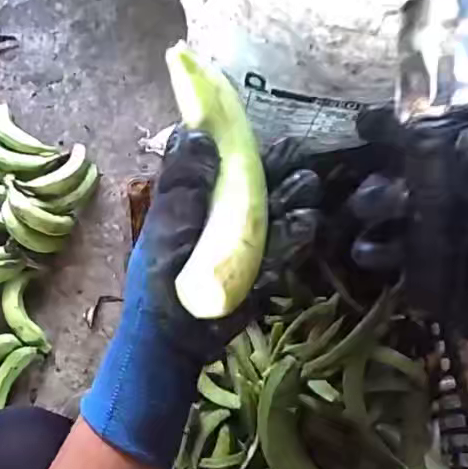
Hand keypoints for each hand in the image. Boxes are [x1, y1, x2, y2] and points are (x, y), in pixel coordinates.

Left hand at [81, 130, 323, 468]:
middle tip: (300, 159)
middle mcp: (225, 219)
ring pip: (278, 215)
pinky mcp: (261, 272)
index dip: (248, 148)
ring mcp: (246, 246)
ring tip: (307, 185)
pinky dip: (295, 236)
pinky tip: (306, 222)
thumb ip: (183, 183)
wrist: (172, 337)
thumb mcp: (168, 224)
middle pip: (261, 188)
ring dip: (294, 199)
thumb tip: (193, 131)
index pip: (227, 167)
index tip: (267, 133)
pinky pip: (284, 250)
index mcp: (198, 202)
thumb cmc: (160, 276)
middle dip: (282, 172)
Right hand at [352, 112, 467, 466]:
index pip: (431, 138)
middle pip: (394, 171)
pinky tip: (376, 259)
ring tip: (379, 235)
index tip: (365, 123)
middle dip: (378, 181)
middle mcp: (445, 194)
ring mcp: (425, 231)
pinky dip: (372, 250)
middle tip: (379, 202)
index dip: (397, 127)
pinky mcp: (412, 265)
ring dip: (372, 214)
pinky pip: (380, 249)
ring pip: (380, 209)